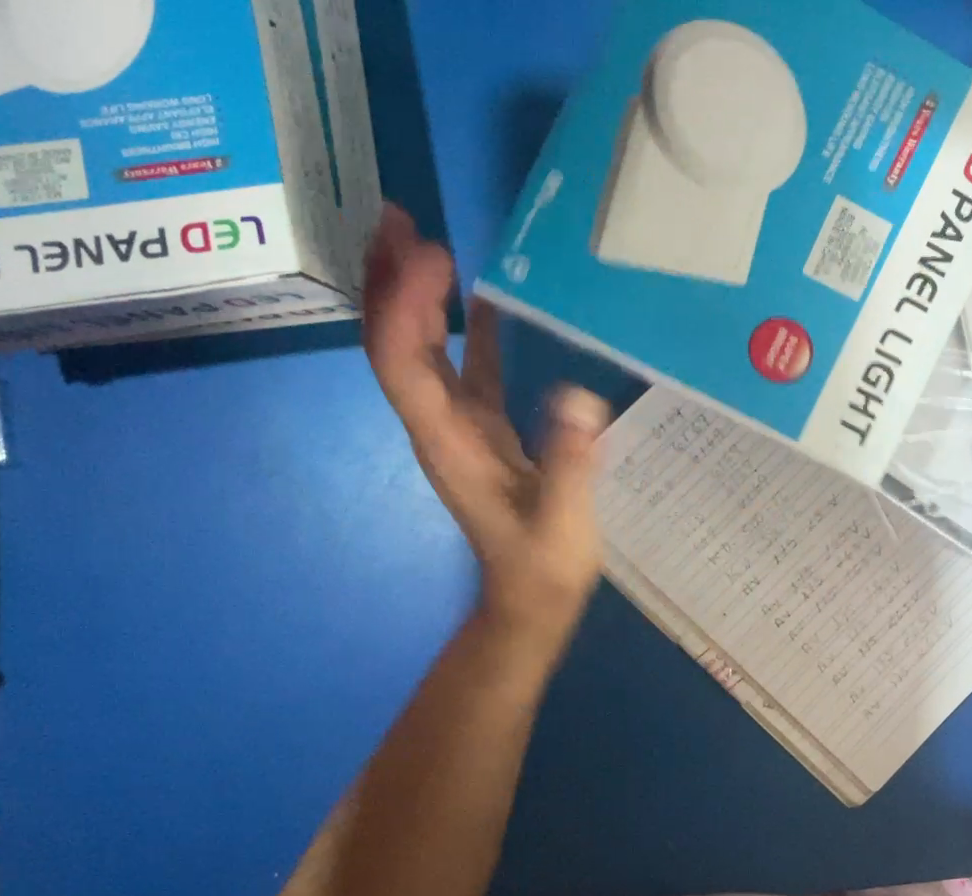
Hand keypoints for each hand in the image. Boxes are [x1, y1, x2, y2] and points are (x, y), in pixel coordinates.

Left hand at [363, 205, 609, 643]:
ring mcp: (460, 426)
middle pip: (397, 343)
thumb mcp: (564, 526)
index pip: (405, 364)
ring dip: (417, 294)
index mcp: (449, 444)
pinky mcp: (485, 429)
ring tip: (423, 238)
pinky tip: (482, 295)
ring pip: (424, 349)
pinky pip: (465, 367)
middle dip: (391, 280)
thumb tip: (580, 397)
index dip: (408, 306)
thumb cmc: (545, 569)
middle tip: (398, 217)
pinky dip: (466, 326)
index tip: (432, 256)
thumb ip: (570, 466)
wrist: (530, 602)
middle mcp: (440, 425)